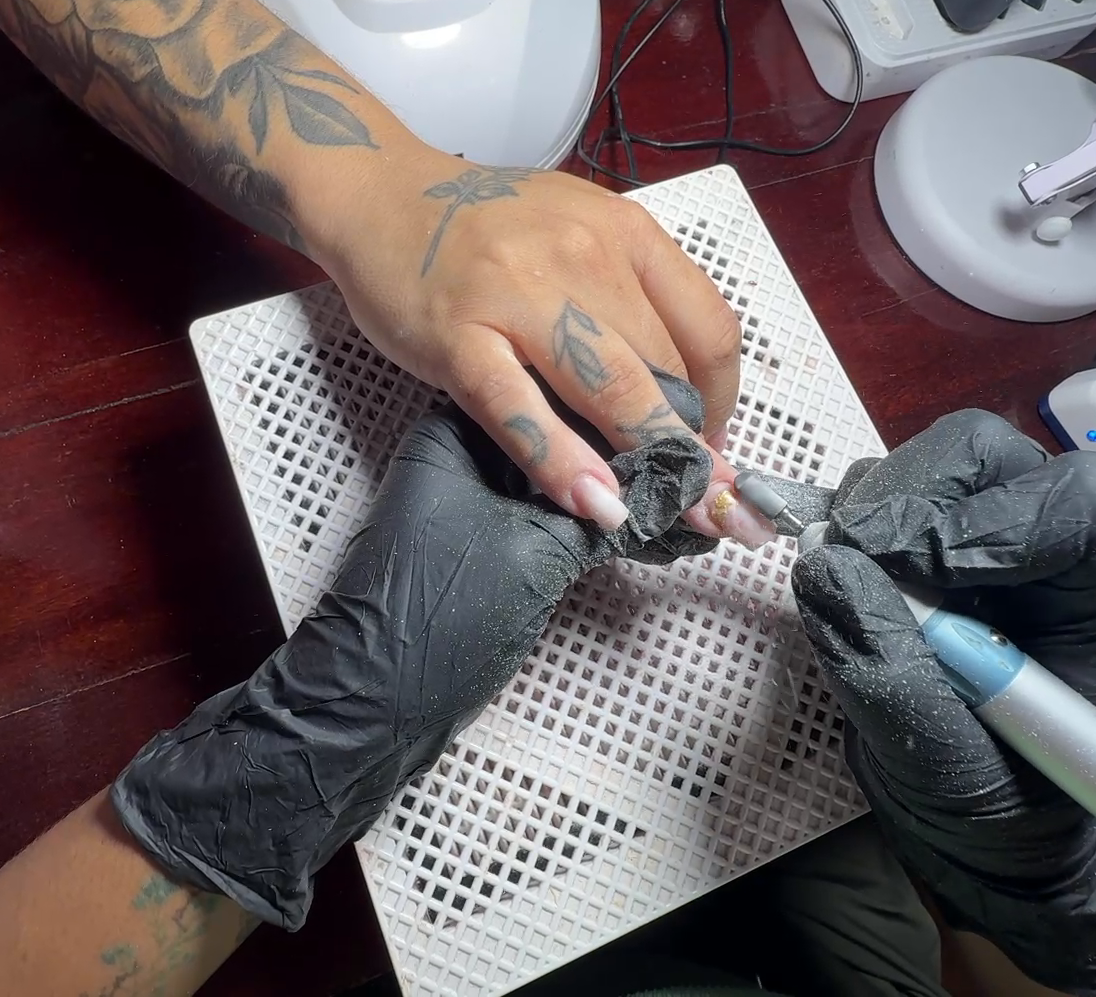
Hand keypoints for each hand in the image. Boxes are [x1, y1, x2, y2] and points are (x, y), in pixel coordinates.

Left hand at [112, 373, 716, 928]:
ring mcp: (486, 492)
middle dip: (652, 458)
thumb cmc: (431, 622)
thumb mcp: (527, 556)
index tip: (699, 440)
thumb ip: (600, 516)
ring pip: (582, 474)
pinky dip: (618, 520)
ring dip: (643, 491)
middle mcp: (473, 450)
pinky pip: (570, 511)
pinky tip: (666, 528)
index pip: (564, 397)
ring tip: (707, 504)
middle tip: (718, 479)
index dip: (637, 413)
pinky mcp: (500, 532)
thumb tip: (671, 487)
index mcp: (462, 431)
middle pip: (580, 432)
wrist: (377, 698)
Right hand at [310, 151, 771, 546]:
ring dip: (649, 461)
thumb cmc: (482, 225)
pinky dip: (561, 462)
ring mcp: (518, 297)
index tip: (712, 444)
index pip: (706, 327)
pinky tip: (590, 503)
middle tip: (708, 506)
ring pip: (607, 389)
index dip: (723, 401)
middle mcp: (583, 256)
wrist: (380, 195)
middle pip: (664, 368)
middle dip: (693, 448)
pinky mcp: (459, 338)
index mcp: (623, 231)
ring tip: (673, 515)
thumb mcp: (574, 233)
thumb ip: (625, 294)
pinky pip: (520, 411)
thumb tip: (670, 391)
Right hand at [790, 410, 1095, 996]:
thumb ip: (892, 673)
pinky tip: (824, 548)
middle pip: (992, 454)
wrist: (975, 812)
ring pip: (929, 458)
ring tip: (842, 564)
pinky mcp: (918, 532)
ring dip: (872, 502)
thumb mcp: (951, 769)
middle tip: (855, 550)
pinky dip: (838, 509)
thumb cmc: (993, 805)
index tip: (910, 568)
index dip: (988, 524)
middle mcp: (1049, 547)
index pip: (1077, 506)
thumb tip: (822, 565)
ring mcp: (977, 530)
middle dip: (912, 494)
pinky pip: (877, 485)